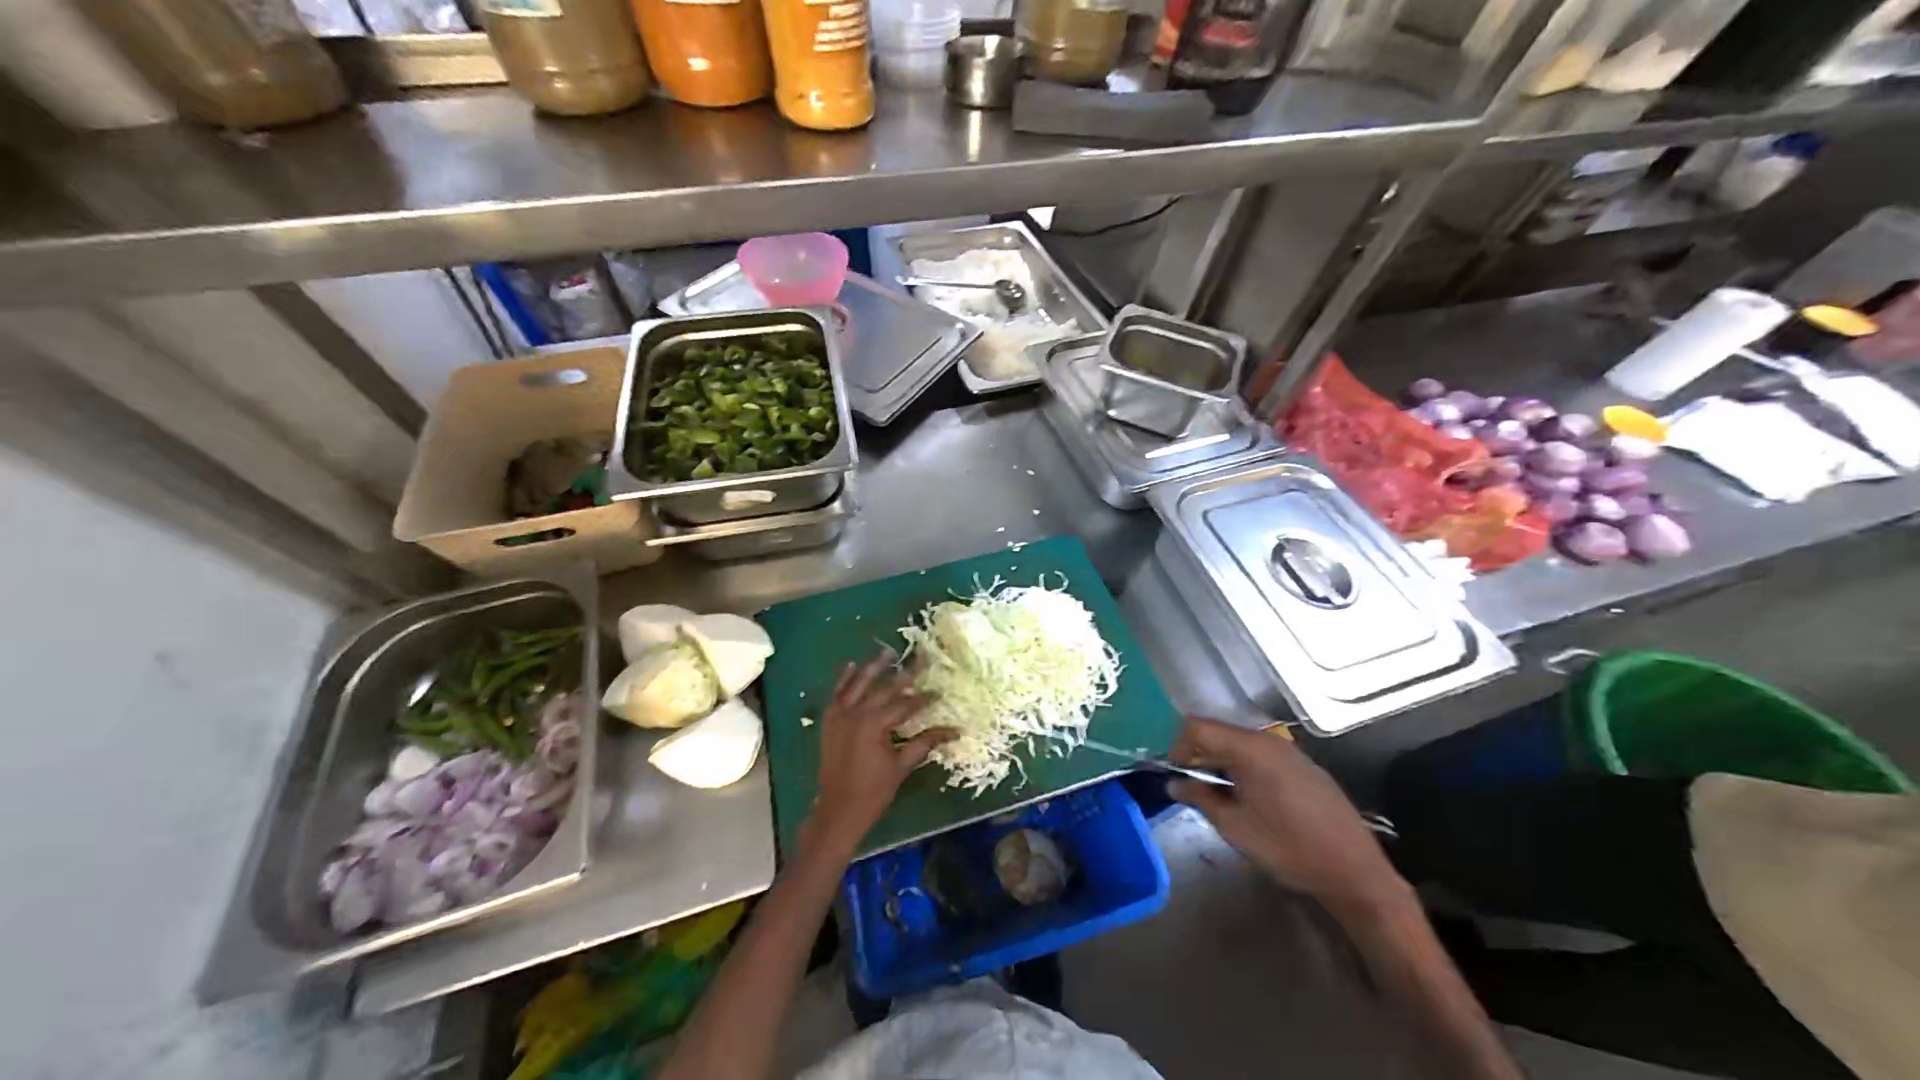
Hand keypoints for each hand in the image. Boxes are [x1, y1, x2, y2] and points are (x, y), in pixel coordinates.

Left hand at [806, 651, 955, 858]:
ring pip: (859, 684)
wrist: (838, 809)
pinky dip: (845, 679)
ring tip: (888, 651)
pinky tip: (852, 665)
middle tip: (920, 658)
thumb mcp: (902, 765)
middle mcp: (856, 713)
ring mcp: (840, 715)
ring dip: (874, 667)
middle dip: (904, 674)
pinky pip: (837, 694)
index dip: (924, 698)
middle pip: (885, 688)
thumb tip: (956, 731)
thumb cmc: (874, 791)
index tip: (939, 691)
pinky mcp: (830, 720)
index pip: (905, 705)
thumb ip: (926, 742)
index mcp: (875, 724)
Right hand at [1169, 716, 1409, 916]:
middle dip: (1199, 755)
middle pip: (1220, 733)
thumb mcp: (1234, 827)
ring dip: (1222, 763)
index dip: (1179, 747)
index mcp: (1249, 748)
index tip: (1176, 775)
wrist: (1355, 872)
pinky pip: (1263, 756)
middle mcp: (1269, 741)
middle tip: (1192, 787)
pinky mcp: (1305, 767)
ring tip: (1219, 796)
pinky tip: (1251, 799)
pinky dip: (1246, 768)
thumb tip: (1175, 783)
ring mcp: (1290, 752)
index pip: (1197, 727)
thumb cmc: (1288, 848)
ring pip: (1241, 744)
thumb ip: (1200, 798)